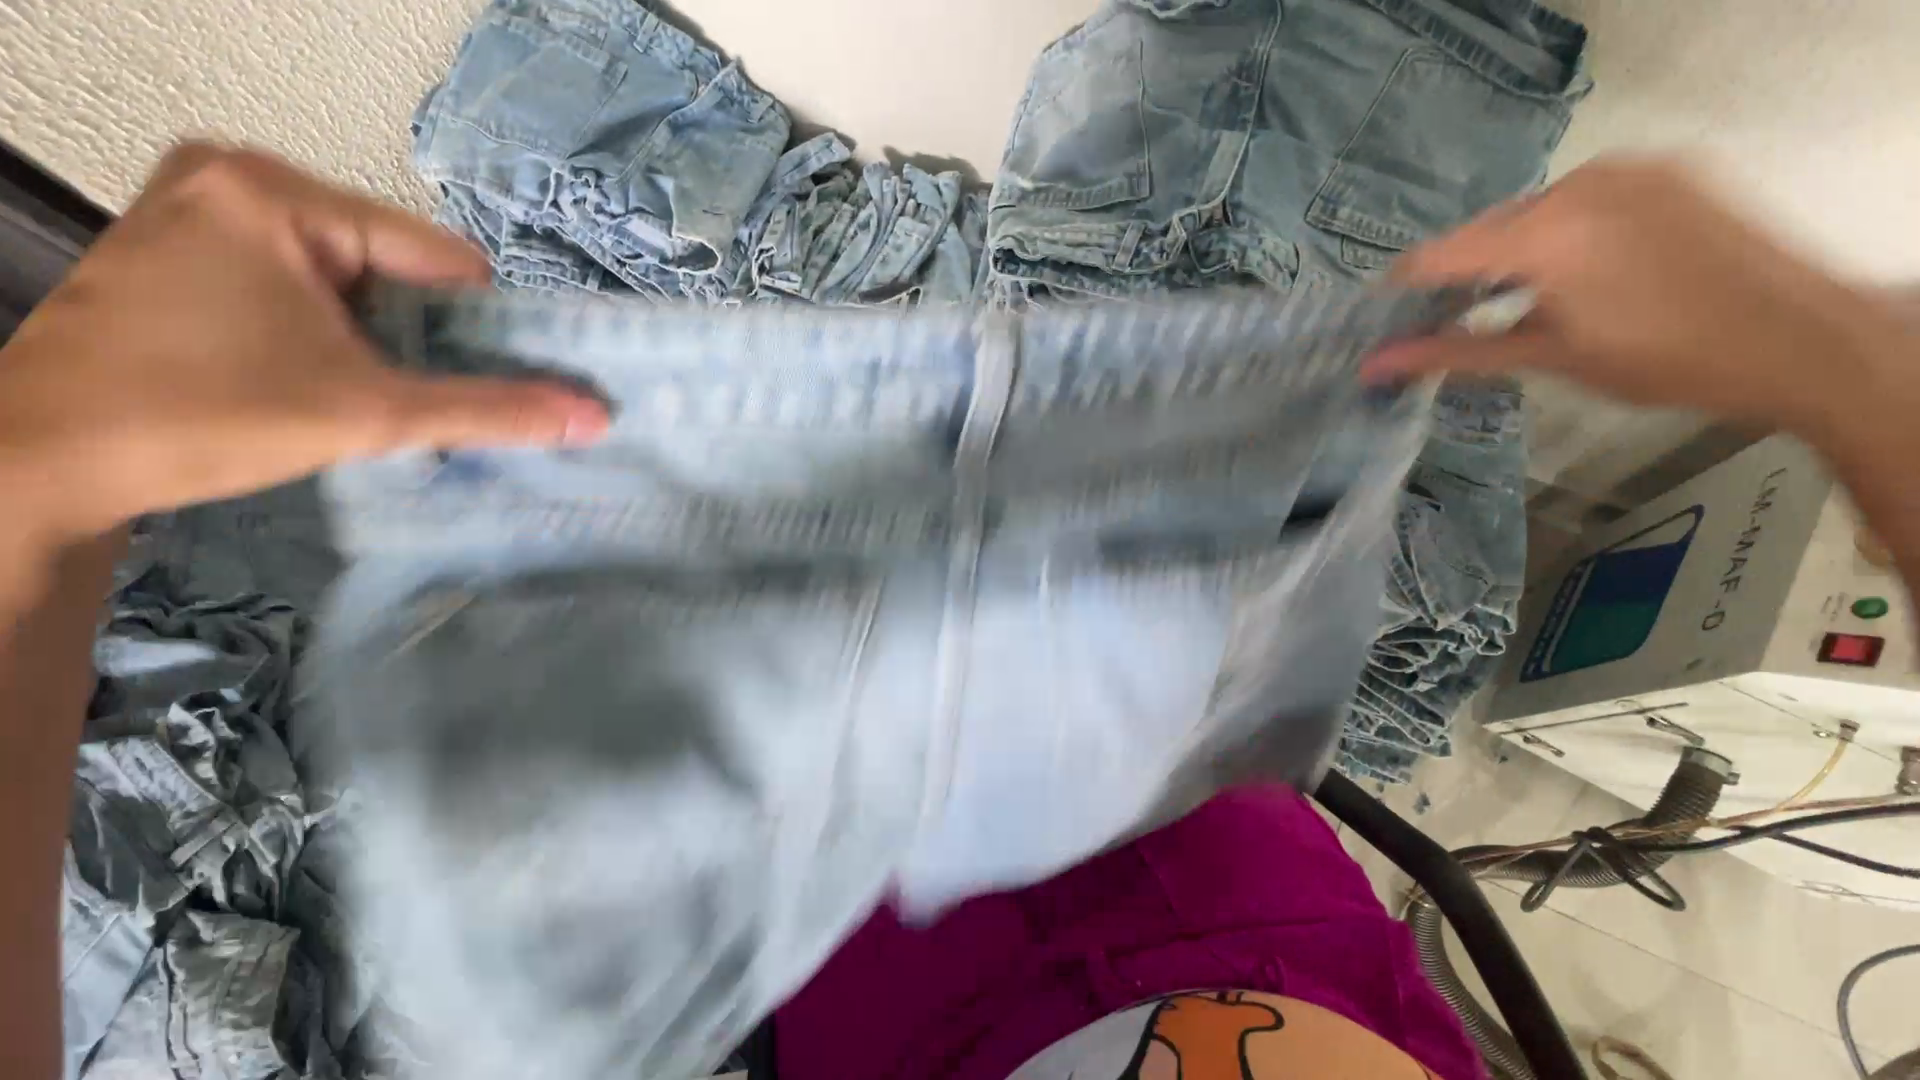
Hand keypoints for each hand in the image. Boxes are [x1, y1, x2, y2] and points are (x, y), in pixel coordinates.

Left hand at [0, 143, 607, 543]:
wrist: (36, 461)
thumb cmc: (206, 418)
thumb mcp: (370, 412)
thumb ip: (491, 410)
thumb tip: (596, 417)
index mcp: (279, 192)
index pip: (438, 257)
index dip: (477, 324)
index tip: (490, 381)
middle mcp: (237, 179)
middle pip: (394, 263)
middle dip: (421, 331)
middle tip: (424, 391)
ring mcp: (201, 208)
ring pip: (351, 275)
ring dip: (380, 334)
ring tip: (373, 388)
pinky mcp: (182, 245)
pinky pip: (301, 279)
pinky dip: (332, 326)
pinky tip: (322, 372)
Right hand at [1365, 158, 1915, 437]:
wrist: (1801, 337)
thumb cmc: (1660, 360)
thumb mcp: (1547, 358)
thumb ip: (1452, 352)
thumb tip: (1373, 366)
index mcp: (1541, 235)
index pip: (1436, 255)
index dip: (1402, 289)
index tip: (1383, 317)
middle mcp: (1577, 187)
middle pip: (1485, 231)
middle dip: (1464, 273)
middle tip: (1456, 317)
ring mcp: (1628, 171)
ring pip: (1534, 212)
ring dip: (1515, 252)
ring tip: (1523, 298)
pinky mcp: (1668, 170)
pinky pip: (1585, 197)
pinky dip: (1565, 230)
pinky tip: (1580, 270)